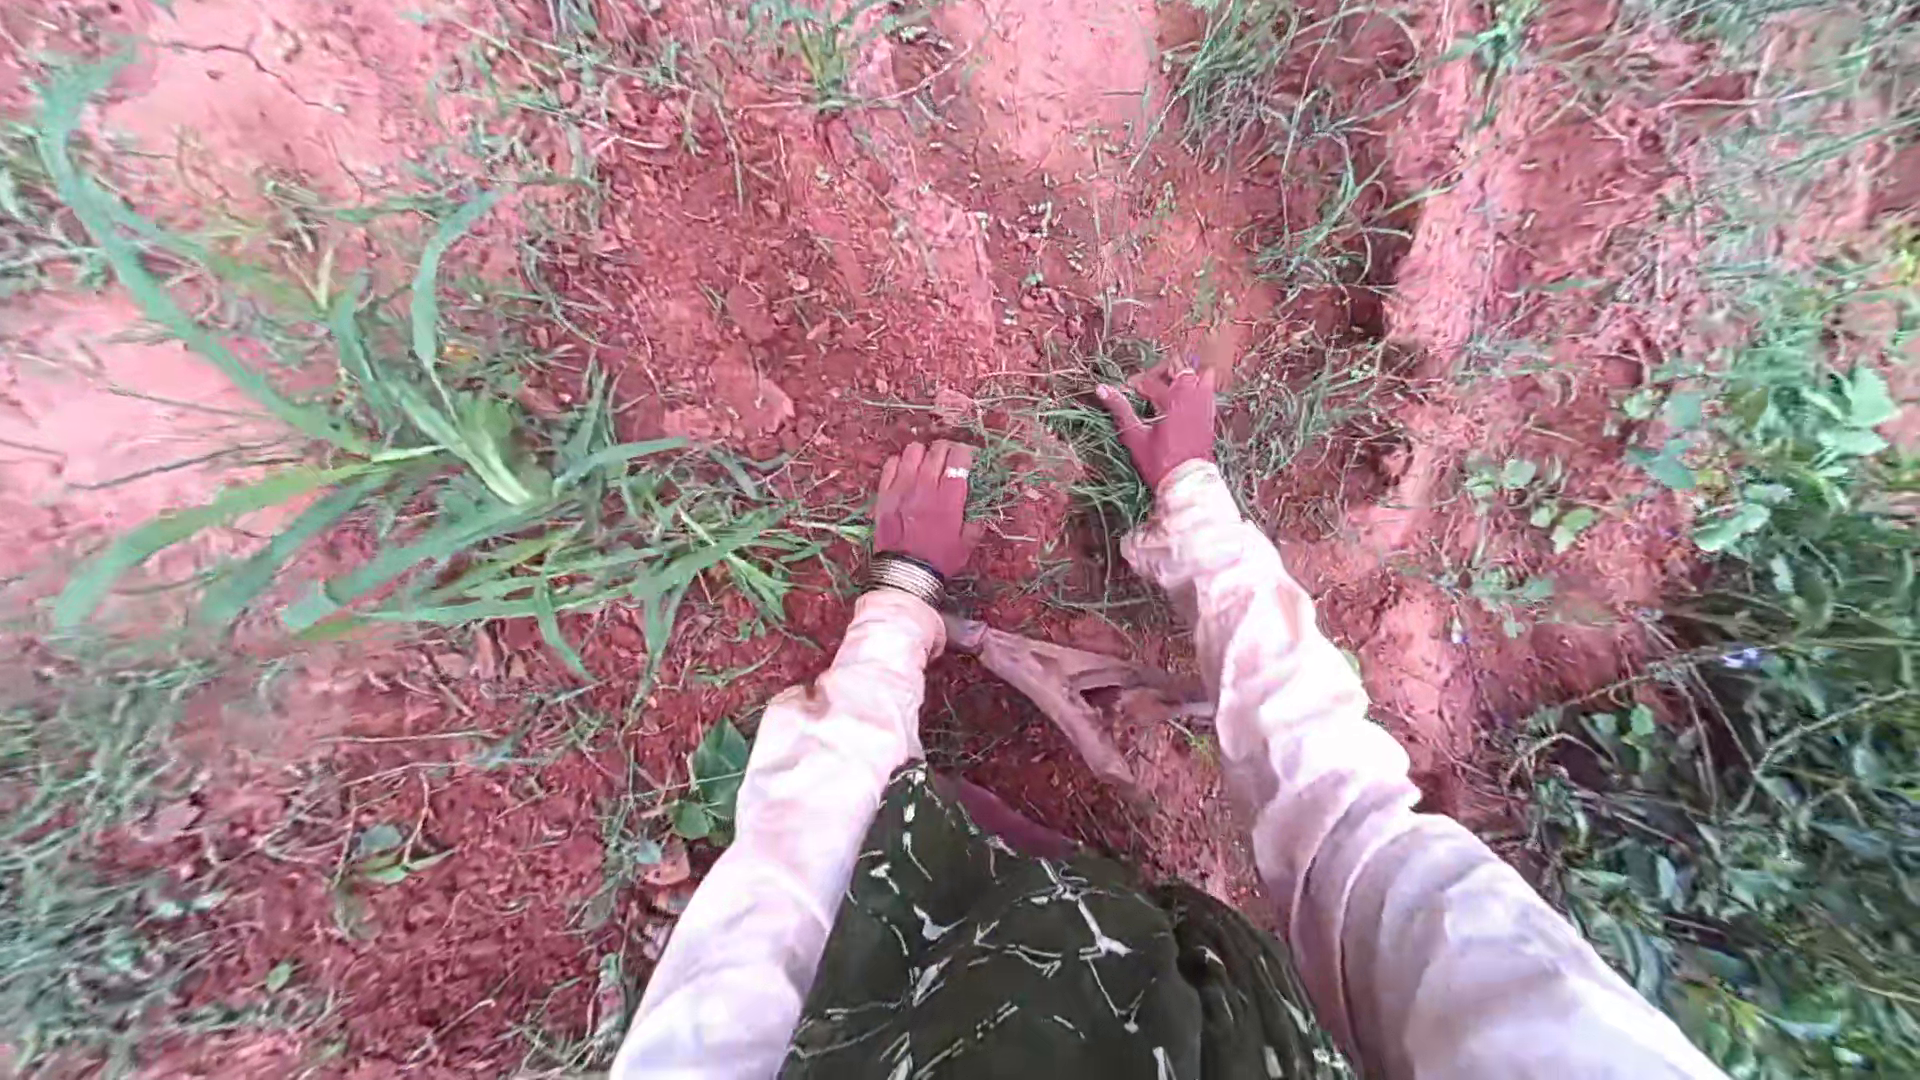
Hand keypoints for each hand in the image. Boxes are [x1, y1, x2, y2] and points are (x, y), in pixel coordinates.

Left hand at [874, 440, 985, 576]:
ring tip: (926, 460)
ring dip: (923, 452)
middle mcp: (926, 487)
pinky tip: (905, 470)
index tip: (966, 456)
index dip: (964, 452)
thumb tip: (981, 509)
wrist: (904, 573)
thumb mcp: (966, 544)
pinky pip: (891, 465)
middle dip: (946, 448)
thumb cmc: (939, 560)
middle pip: (937, 451)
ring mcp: (902, 488)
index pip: (958, 460)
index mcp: (949, 499)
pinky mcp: (884, 493)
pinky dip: (900, 462)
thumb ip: (976, 523)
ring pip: (913, 452)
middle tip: (948, 456)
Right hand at [1095, 361, 1217, 489]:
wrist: (1187, 483)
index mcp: (1173, 400)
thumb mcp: (1134, 436)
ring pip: (1201, 374)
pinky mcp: (1211, 416)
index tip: (1127, 391)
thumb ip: (1119, 409)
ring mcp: (1205, 405)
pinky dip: (1196, 390)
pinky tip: (1183, 403)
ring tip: (1169, 389)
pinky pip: (1209, 391)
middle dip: (1162, 372)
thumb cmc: (1158, 462)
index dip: (1135, 383)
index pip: (1152, 380)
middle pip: (1180, 366)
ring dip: (1184, 377)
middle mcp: (1193, 397)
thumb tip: (1101, 388)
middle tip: (1148, 385)